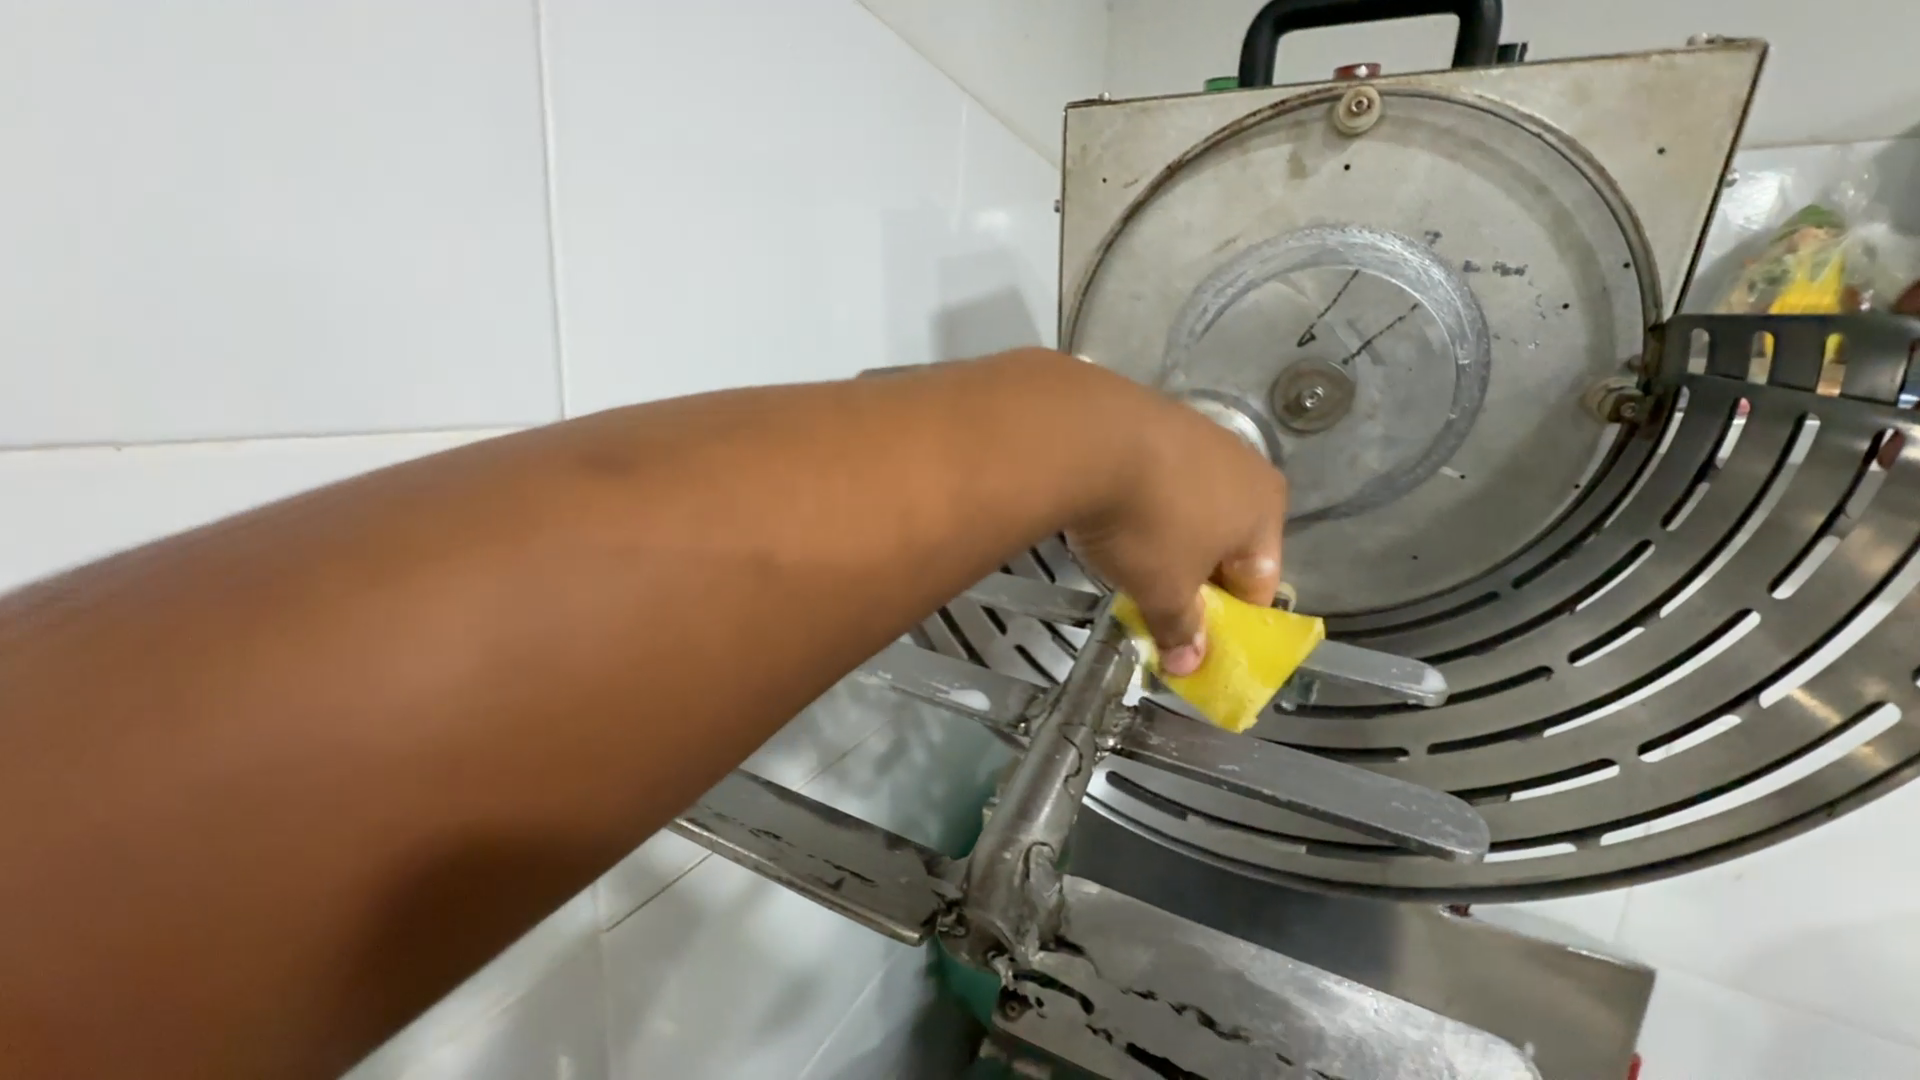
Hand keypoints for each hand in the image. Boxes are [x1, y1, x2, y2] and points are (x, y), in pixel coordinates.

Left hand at [1068, 377, 1288, 675]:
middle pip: (1226, 539)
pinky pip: (1155, 475)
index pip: (1258, 582)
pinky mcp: (1152, 415)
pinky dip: (1139, 498)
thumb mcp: (1164, 590)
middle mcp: (1244, 463)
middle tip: (1154, 598)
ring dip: (1165, 534)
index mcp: (1266, 508)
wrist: (1086, 435)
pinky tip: (1108, 509)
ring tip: (1125, 554)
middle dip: (1193, 574)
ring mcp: (1198, 433)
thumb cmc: (1146, 524)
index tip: (1189, 638)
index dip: (1225, 619)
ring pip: (1189, 504)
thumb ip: (1181, 629)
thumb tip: (1189, 666)